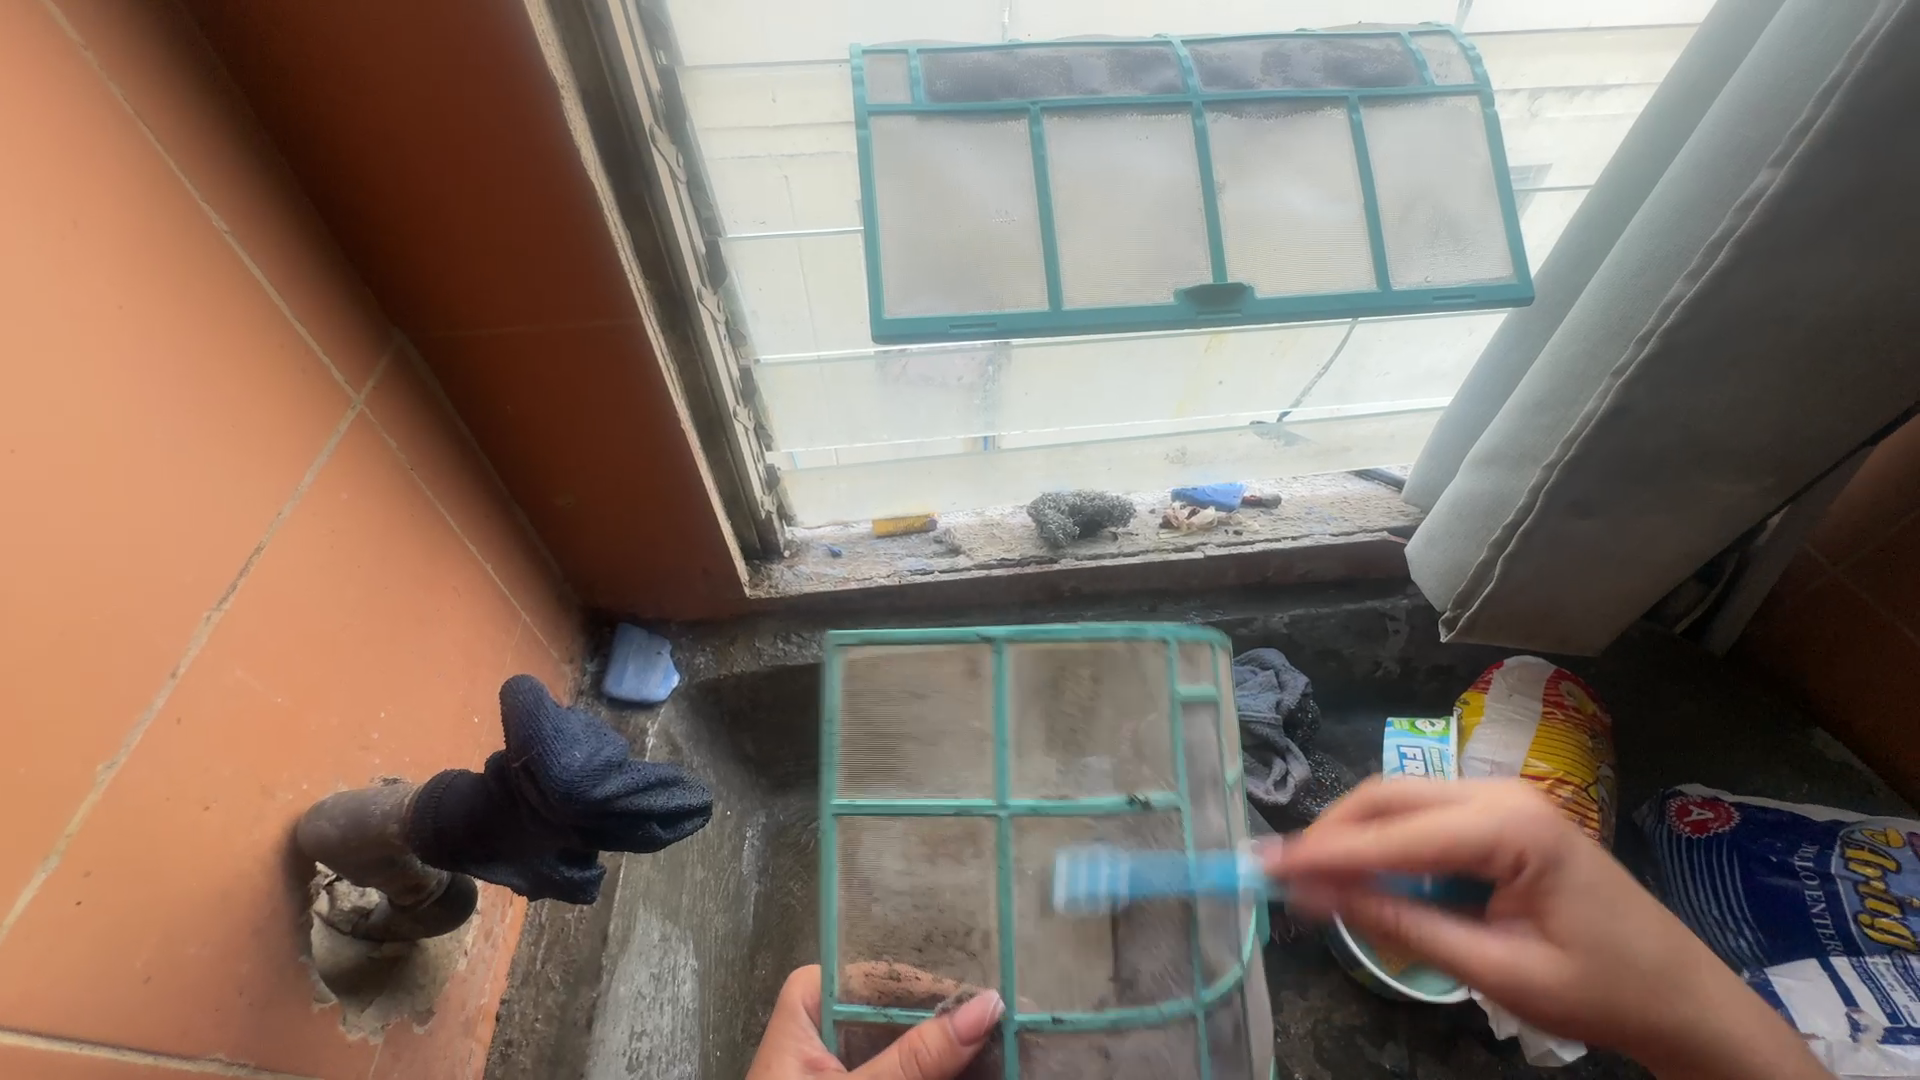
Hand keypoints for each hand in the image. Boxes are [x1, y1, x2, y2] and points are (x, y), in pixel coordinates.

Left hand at [746, 965, 1002, 1079]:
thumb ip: (917, 1059)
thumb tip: (989, 1006)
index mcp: (814, 996)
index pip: (890, 972)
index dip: (945, 981)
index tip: (998, 990)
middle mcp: (831, 1013)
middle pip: (905, 1003)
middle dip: (957, 1013)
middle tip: (1017, 1013)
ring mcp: (846, 1050)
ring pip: (912, 1037)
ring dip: (955, 1044)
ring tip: (1013, 1039)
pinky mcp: (860, 1076)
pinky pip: (907, 1065)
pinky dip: (939, 1069)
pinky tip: (981, 1066)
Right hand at [1263, 778, 1827, 1079]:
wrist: (1690, 1003)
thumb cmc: (1606, 994)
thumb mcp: (1499, 972)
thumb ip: (1403, 927)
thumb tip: (1316, 898)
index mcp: (1510, 827)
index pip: (1393, 834)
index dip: (1325, 852)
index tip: (1266, 866)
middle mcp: (1497, 792)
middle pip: (1386, 797)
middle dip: (1331, 833)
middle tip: (1284, 871)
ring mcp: (1498, 796)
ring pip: (1395, 799)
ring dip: (1351, 833)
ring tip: (1315, 874)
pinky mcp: (1495, 812)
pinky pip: (1418, 813)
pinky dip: (1381, 839)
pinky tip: (1364, 869)